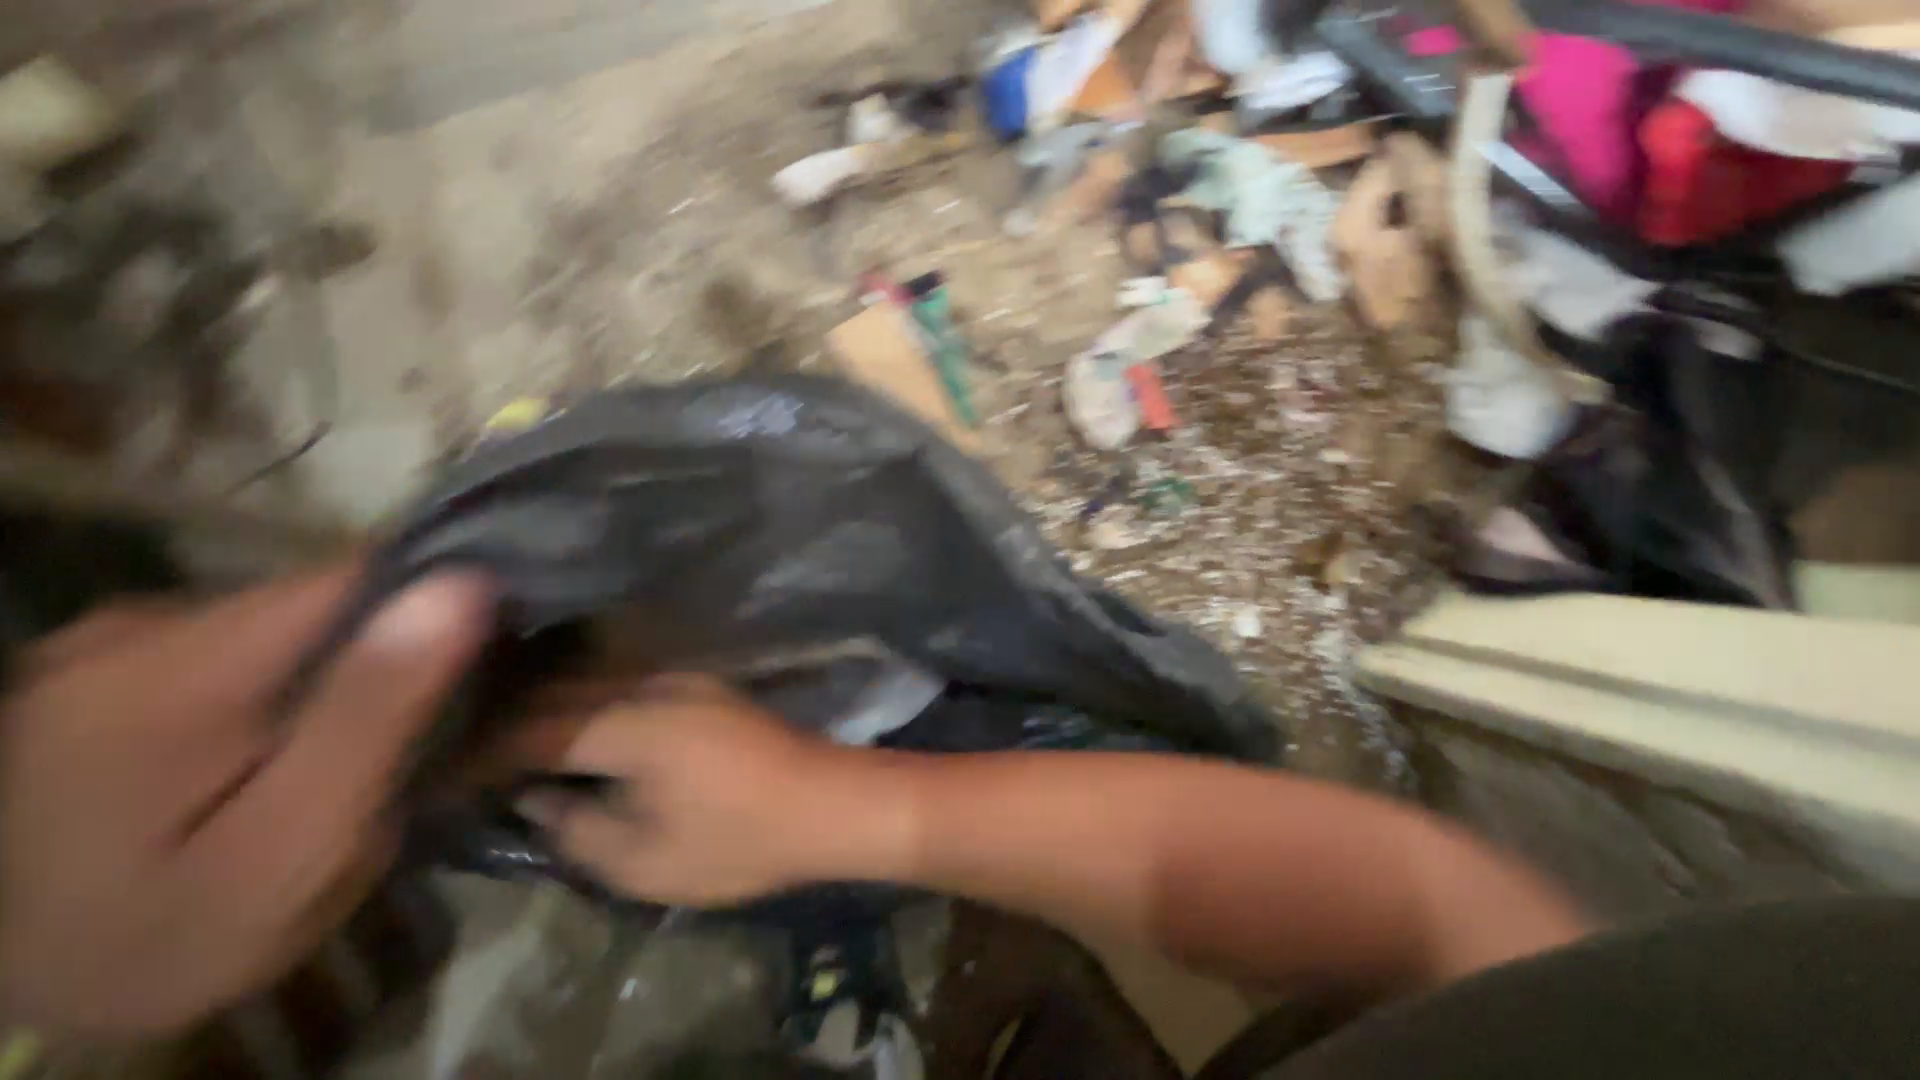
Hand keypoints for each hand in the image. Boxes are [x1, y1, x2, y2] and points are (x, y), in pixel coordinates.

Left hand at [0, 566, 491, 1035]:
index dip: (434, 604)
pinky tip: (273, 745)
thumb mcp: (293, 847)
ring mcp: (106, 643)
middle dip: (382, 652)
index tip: (482, 659)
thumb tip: (459, 589)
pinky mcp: (103, 665)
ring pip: (283, 623)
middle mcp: (131, 629)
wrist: (7, 981)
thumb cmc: (164, 934)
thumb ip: (372, 715)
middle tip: (408, 736)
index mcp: (179, 672)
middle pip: (319, 600)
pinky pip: (238, 646)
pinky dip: (279, 683)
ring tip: (342, 749)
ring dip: (333, 670)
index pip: (354, 579)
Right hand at [498, 676, 908, 907]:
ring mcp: (680, 677)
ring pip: (591, 681)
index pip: (531, 729)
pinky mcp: (701, 685)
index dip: (481, 751)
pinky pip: (624, 684)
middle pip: (557, 693)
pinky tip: (572, 725)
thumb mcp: (645, 860)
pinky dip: (587, 703)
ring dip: (546, 705)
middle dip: (506, 718)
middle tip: (460, 748)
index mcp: (629, 724)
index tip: (439, 769)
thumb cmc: (740, 840)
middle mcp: (649, 684)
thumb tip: (535, 795)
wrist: (832, 803)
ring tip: (502, 734)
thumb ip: (576, 827)